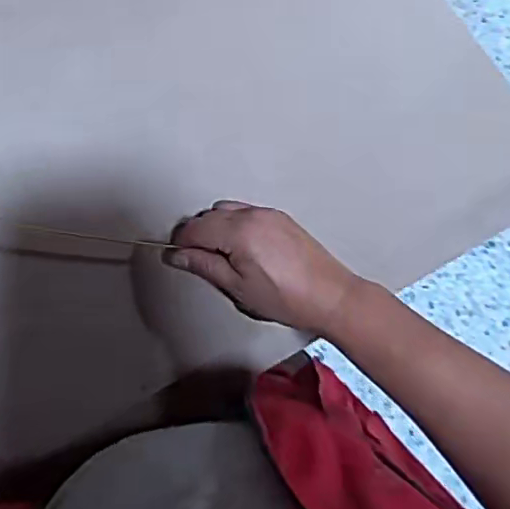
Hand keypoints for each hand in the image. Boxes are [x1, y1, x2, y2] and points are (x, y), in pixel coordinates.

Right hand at [164, 201, 362, 333]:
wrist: (332, 298)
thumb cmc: (290, 298)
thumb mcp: (238, 288)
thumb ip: (204, 266)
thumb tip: (178, 256)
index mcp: (238, 231)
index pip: (194, 228)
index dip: (181, 243)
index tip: (177, 256)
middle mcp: (252, 215)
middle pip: (207, 216)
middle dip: (196, 234)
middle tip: (198, 260)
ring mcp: (267, 214)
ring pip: (225, 210)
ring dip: (215, 226)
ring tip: (223, 255)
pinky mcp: (279, 218)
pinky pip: (245, 212)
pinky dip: (235, 224)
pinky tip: (242, 247)